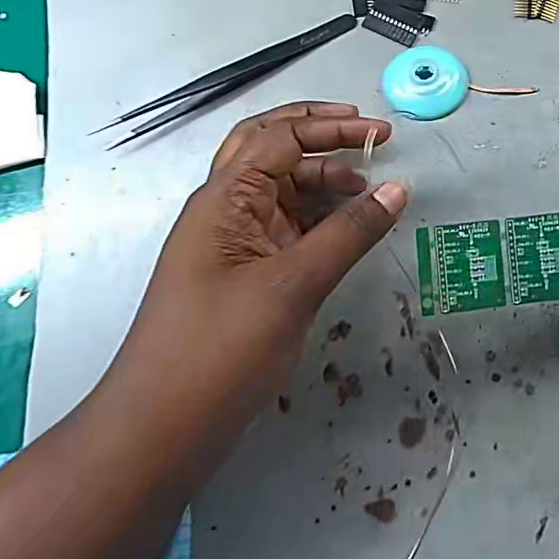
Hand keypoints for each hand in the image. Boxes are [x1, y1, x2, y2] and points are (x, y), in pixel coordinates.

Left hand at [0, 102, 408, 558]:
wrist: (160, 431)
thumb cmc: (220, 350)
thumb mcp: (293, 286)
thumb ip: (350, 232)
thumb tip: (397, 189)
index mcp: (225, 198)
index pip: (280, 137)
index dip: (332, 127)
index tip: (381, 133)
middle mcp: (227, 208)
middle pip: (272, 147)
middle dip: (320, 133)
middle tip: (371, 136)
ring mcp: (236, 241)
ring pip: (282, 187)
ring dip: (323, 176)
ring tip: (368, 189)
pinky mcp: (248, 271)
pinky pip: (289, 224)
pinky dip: (321, 214)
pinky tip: (349, 225)